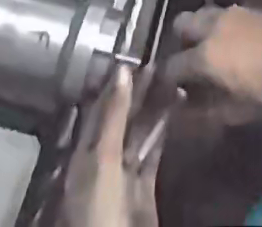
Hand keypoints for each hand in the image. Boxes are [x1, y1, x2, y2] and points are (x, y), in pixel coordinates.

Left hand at [58, 65, 160, 226]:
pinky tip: (177, 110)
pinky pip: (153, 152)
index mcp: (84, 153)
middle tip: (158, 63)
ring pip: (139, 134)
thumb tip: (122, 70)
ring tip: (174, 80)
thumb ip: (114, 116)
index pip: (100, 109)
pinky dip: (164, 131)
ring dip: (155, 109)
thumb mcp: (104, 159)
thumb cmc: (101, 207)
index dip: (115, 84)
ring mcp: (123, 174)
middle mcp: (102, 160)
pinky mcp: (144, 186)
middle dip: (137, 93)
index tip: (134, 56)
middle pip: (121, 119)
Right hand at [161, 6, 261, 109]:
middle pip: (181, 24)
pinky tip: (227, 40)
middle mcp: (210, 28)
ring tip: (208, 48)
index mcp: (203, 55)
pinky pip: (221, 13)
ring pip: (201, 14)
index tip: (170, 88)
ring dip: (199, 29)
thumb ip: (203, 112)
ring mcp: (228, 13)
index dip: (167, 79)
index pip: (171, 65)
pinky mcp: (245, 8)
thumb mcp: (233, 111)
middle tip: (188, 60)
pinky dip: (217, 25)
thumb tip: (183, 112)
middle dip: (179, 41)